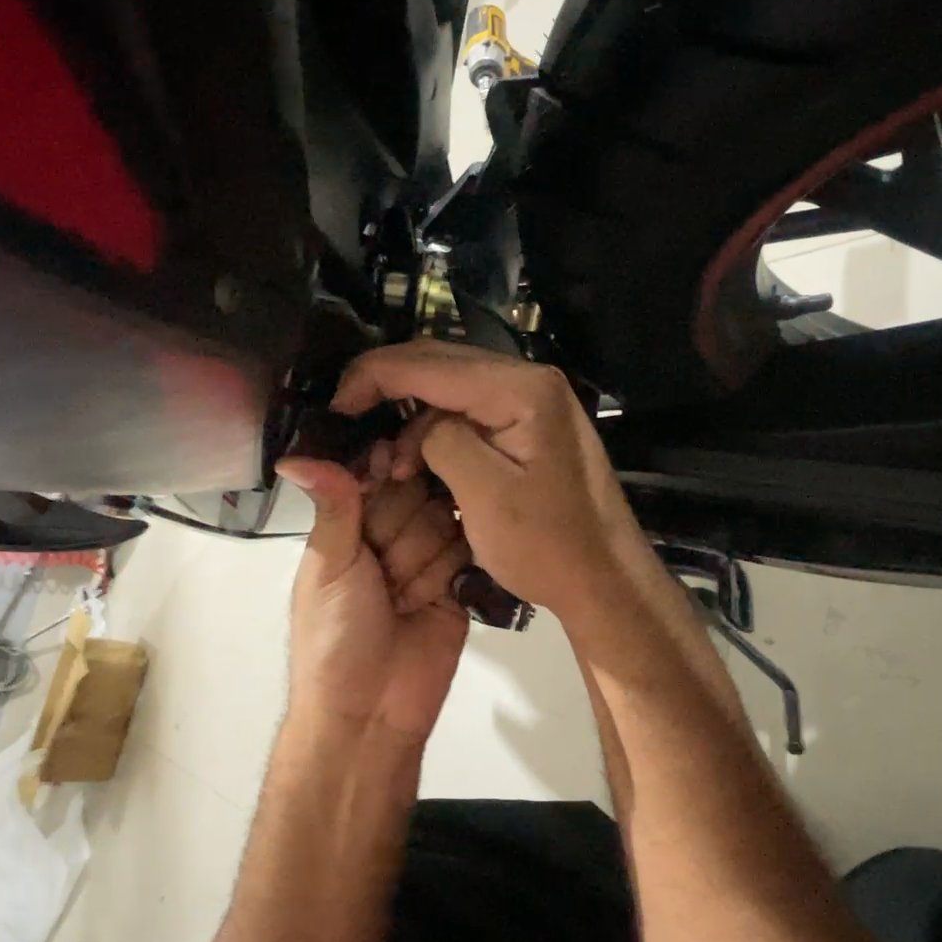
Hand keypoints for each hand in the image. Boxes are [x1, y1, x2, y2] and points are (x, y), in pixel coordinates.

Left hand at [274, 456, 472, 741]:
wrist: (371, 711)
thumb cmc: (333, 635)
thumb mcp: (328, 564)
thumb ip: (334, 503)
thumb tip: (293, 456)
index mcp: (350, 522)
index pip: (380, 469)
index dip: (390, 468)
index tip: (393, 472)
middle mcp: (391, 531)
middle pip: (419, 489)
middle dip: (402, 526)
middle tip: (381, 569)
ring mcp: (428, 556)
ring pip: (445, 518)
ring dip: (422, 559)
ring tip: (400, 600)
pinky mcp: (460, 582)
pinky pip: (468, 550)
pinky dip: (448, 571)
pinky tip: (430, 598)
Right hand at [330, 339, 660, 617]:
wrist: (607, 580)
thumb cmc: (550, 546)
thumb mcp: (486, 496)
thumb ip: (442, 442)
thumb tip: (417, 427)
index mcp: (521, 390)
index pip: (430, 363)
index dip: (373, 377)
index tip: (335, 407)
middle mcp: (529, 380)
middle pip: (440, 362)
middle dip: (387, 386)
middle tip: (345, 420)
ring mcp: (533, 400)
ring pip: (451, 386)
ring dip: (412, 413)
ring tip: (387, 459)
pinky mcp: (530, 423)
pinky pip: (470, 410)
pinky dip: (437, 428)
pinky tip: (418, 458)